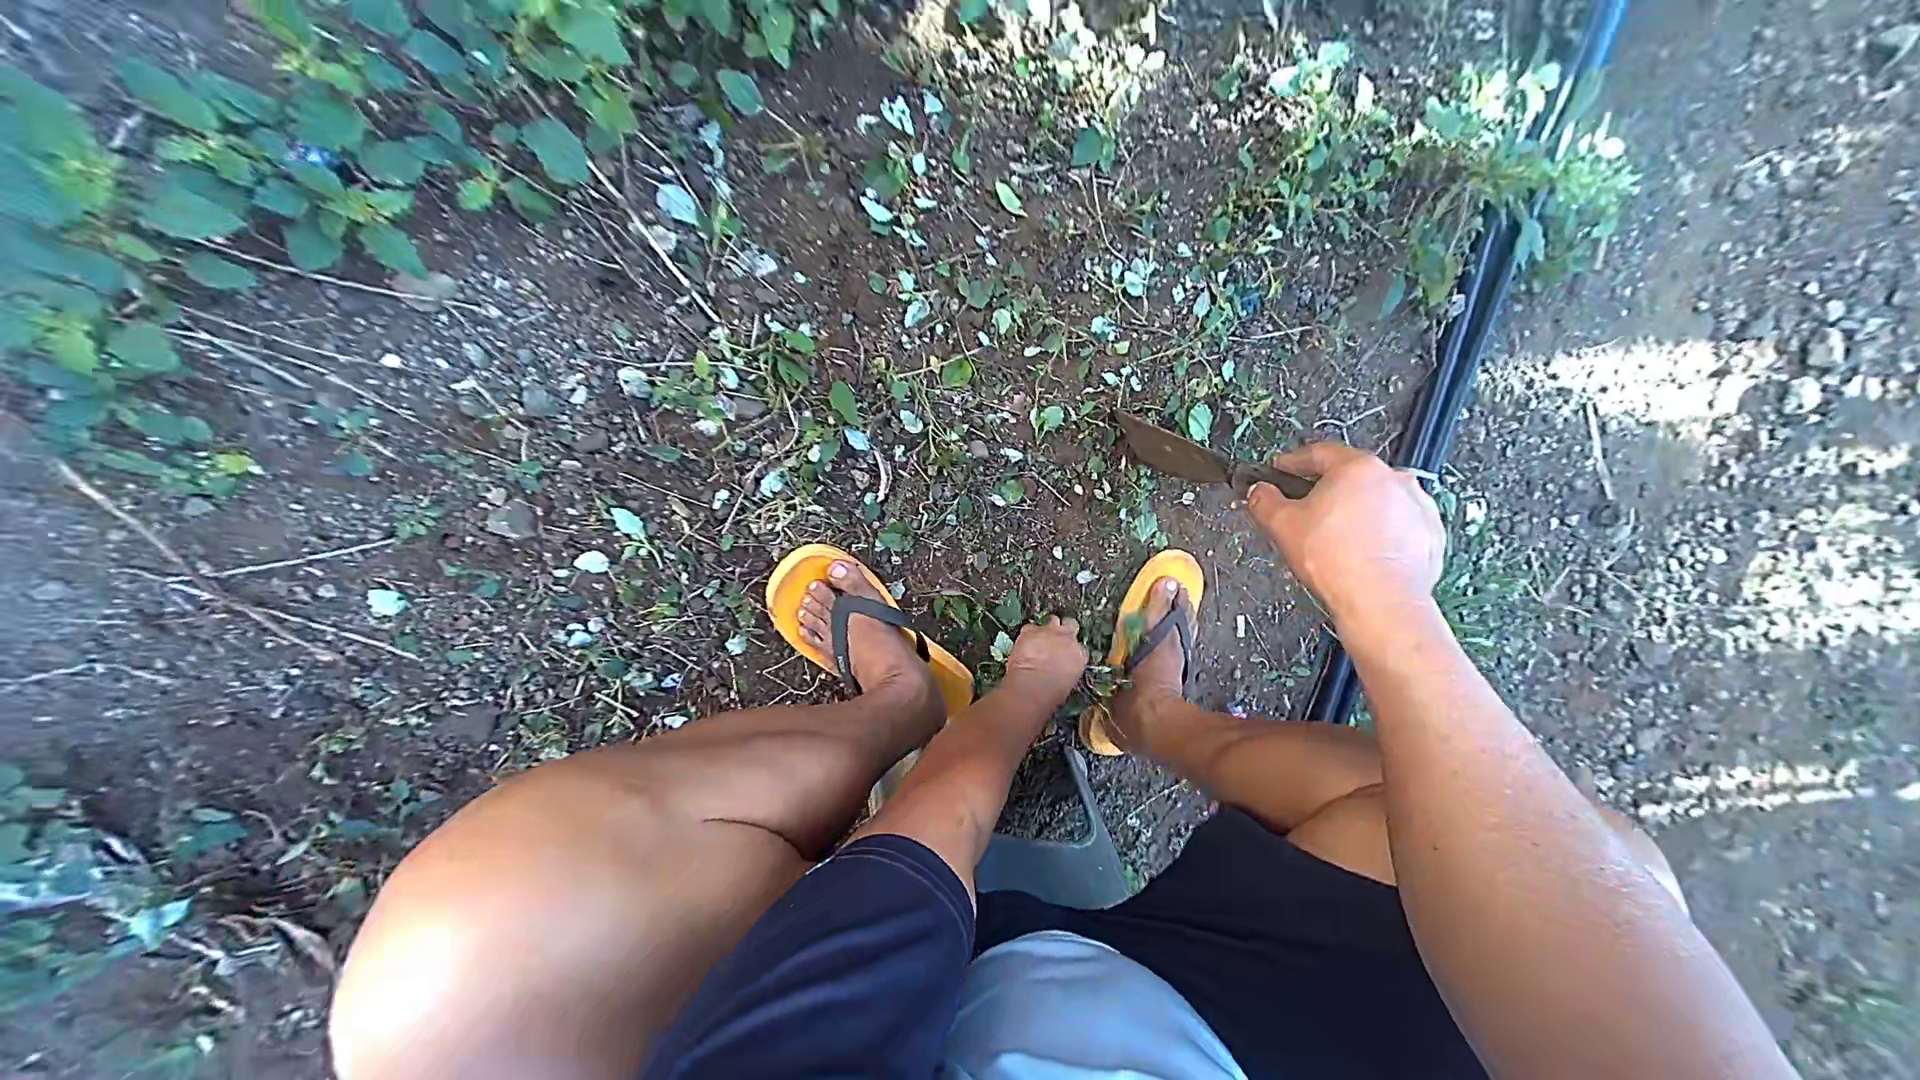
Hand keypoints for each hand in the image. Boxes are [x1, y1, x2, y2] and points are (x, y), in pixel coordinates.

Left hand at [1003, 616, 1087, 699]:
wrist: (1034, 683)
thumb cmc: (1052, 690)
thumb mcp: (1068, 680)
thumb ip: (1067, 668)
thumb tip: (1061, 671)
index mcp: (1079, 654)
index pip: (1079, 646)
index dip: (1071, 648)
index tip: (1066, 652)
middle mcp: (1067, 638)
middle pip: (1071, 625)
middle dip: (1065, 629)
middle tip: (1057, 637)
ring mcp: (1049, 631)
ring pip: (1053, 620)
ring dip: (1047, 627)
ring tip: (1041, 636)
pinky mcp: (1031, 630)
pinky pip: (1030, 627)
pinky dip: (1028, 633)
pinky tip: (1025, 641)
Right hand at [1245, 442, 1444, 626]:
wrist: (1380, 600)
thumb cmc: (1336, 561)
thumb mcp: (1281, 525)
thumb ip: (1264, 500)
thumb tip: (1259, 492)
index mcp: (1357, 468)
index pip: (1319, 453)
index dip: (1294, 461)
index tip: (1283, 468)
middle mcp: (1393, 479)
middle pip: (1349, 476)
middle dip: (1325, 490)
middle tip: (1305, 510)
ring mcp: (1416, 505)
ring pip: (1375, 499)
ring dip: (1354, 511)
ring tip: (1334, 537)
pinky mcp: (1430, 531)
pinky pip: (1397, 523)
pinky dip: (1378, 532)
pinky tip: (1359, 550)